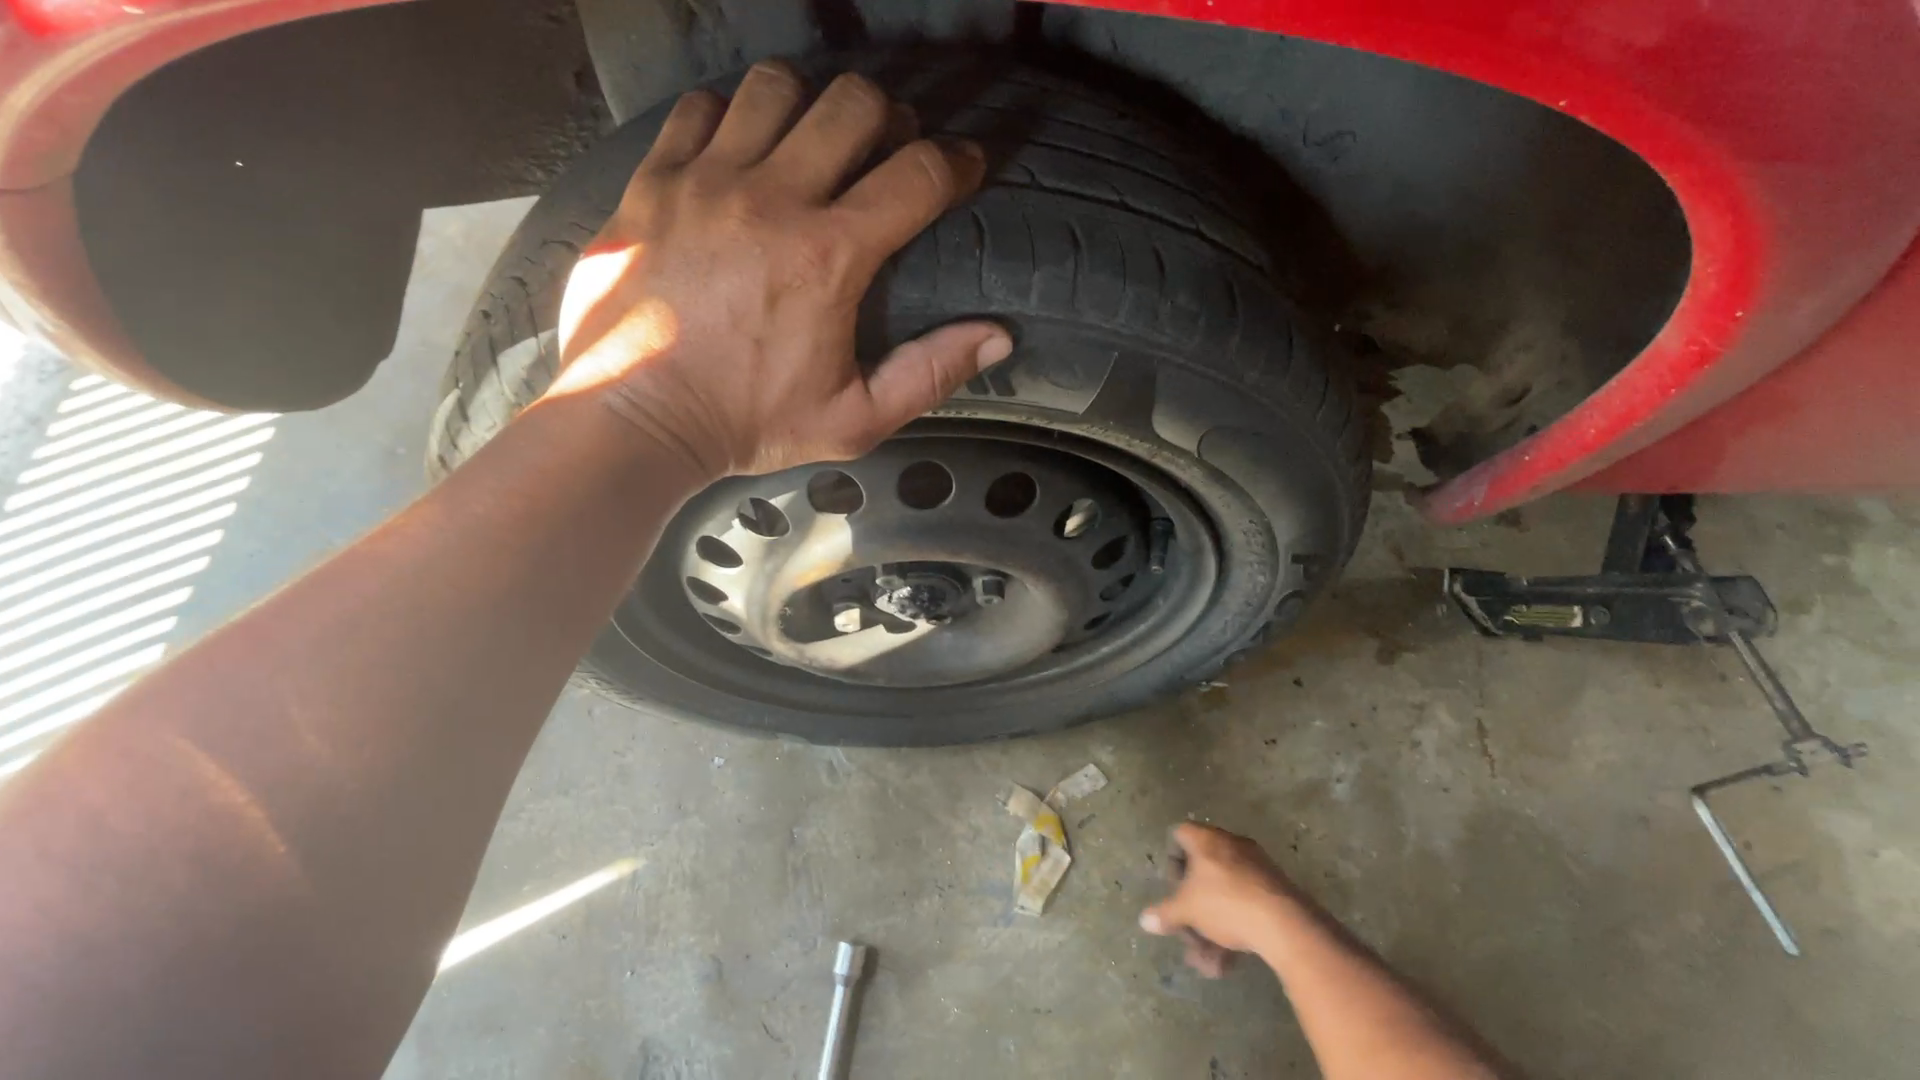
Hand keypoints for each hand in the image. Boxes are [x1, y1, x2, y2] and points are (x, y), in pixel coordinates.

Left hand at [547, 60, 1013, 479]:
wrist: (633, 419)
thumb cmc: (746, 423)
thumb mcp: (854, 419)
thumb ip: (929, 374)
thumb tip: (998, 336)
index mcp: (831, 256)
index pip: (918, 174)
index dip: (957, 162)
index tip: (964, 167)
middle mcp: (772, 200)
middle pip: (854, 104)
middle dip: (888, 118)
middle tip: (886, 152)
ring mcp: (706, 181)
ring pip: (777, 87)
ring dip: (810, 106)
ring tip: (812, 144)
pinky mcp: (653, 181)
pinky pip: (701, 108)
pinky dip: (732, 118)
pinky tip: (740, 155)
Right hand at [1140, 822, 1304, 976]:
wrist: (1284, 923)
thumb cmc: (1225, 904)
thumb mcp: (1186, 911)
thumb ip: (1164, 914)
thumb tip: (1145, 920)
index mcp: (1207, 840)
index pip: (1179, 834)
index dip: (1172, 859)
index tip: (1173, 886)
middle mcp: (1231, 845)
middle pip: (1203, 868)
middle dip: (1193, 903)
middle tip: (1189, 926)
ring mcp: (1257, 865)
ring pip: (1224, 892)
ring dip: (1212, 923)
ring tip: (1209, 958)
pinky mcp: (1275, 887)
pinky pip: (1245, 902)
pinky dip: (1234, 926)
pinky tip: (1230, 959)